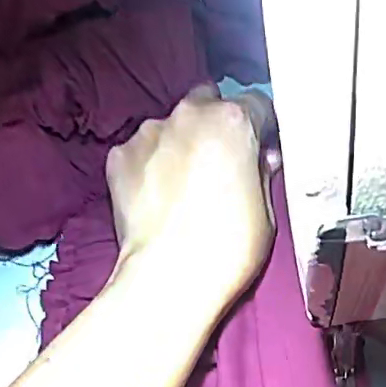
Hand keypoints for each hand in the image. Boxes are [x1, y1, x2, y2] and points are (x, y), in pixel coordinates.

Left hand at [105, 84, 278, 300]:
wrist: (169, 281)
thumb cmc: (224, 253)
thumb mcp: (266, 217)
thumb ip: (262, 177)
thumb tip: (260, 162)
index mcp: (233, 121)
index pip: (255, 106)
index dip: (260, 131)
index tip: (258, 153)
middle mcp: (189, 115)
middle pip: (207, 105)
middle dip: (215, 131)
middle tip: (218, 172)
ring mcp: (149, 134)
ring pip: (170, 129)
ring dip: (178, 149)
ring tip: (182, 195)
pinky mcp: (119, 159)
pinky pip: (139, 154)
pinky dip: (147, 170)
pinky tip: (155, 202)